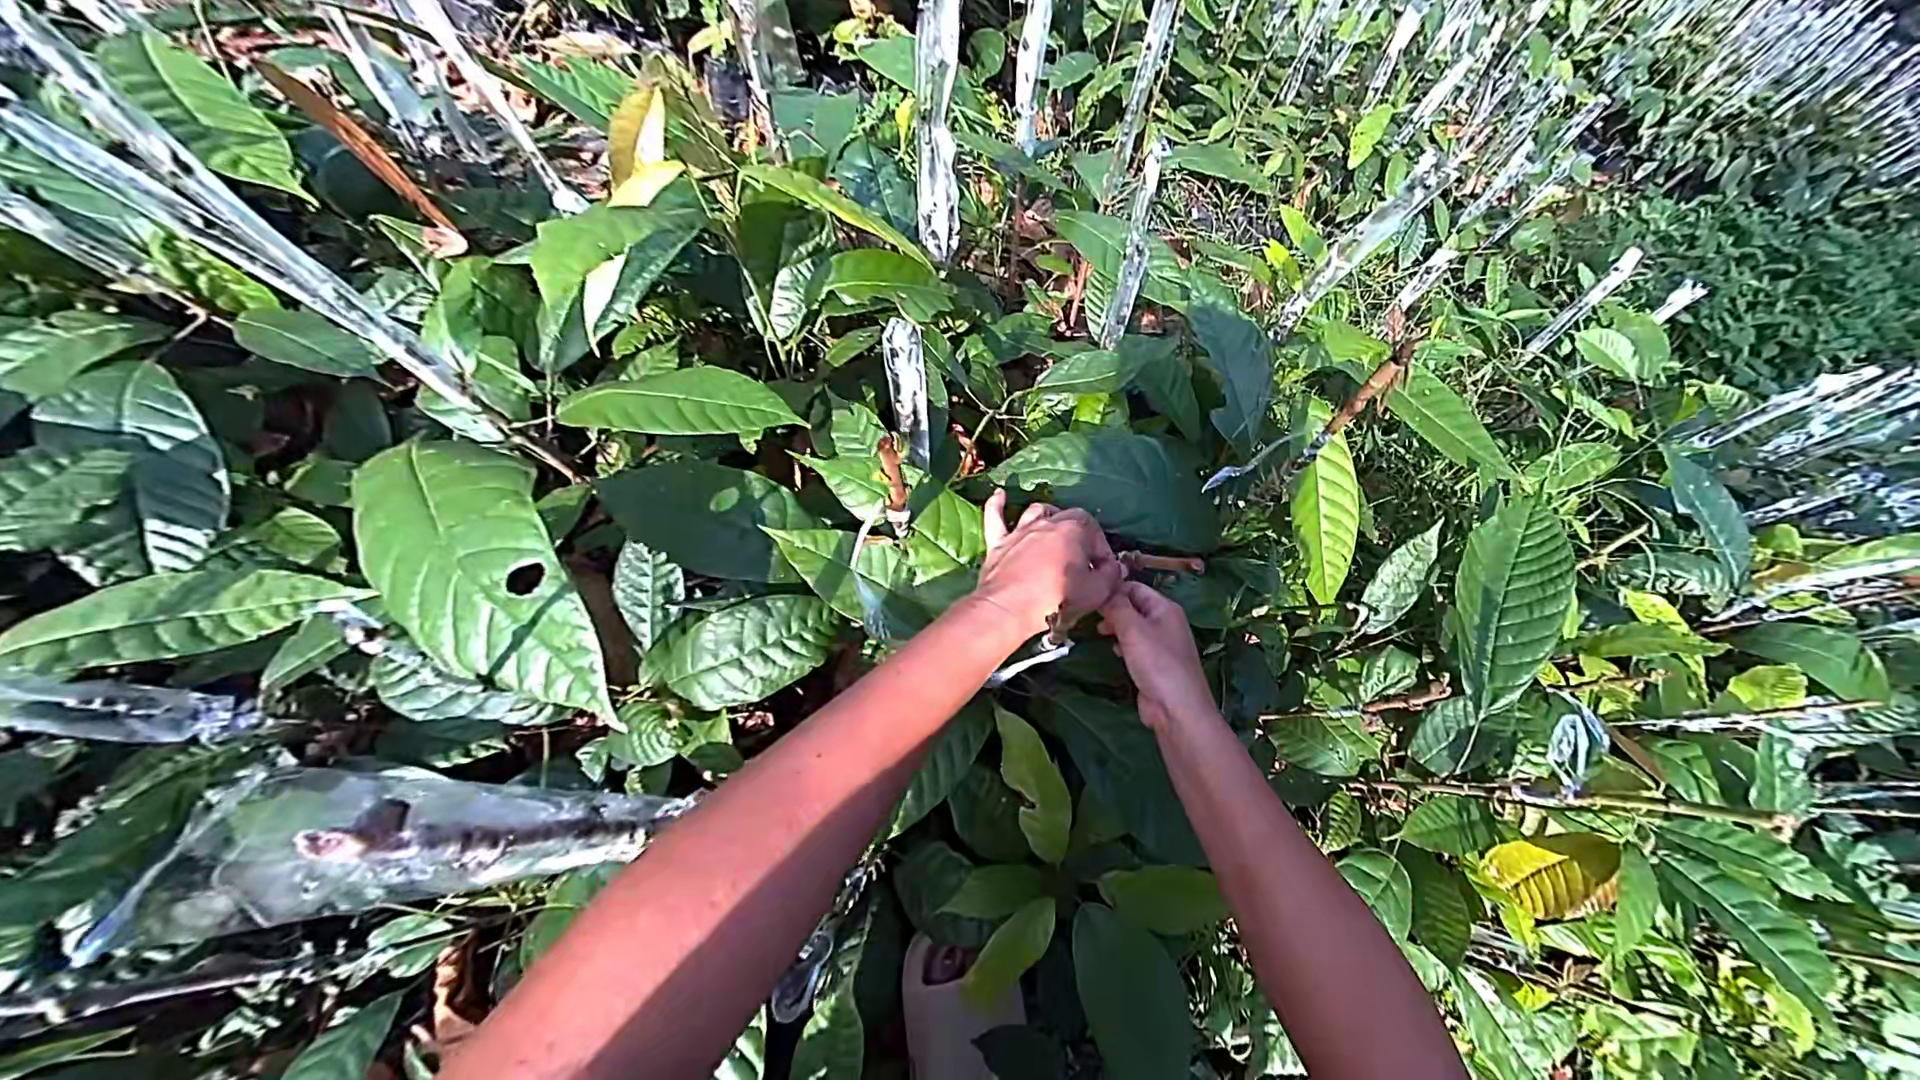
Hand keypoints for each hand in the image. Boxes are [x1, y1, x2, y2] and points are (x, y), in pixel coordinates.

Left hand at [972, 489, 1124, 637]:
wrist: (1009, 608)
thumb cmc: (1057, 598)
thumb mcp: (1096, 592)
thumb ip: (1111, 576)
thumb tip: (1116, 567)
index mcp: (1074, 528)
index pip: (1096, 532)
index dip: (1102, 552)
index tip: (1103, 571)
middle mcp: (1047, 522)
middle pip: (1069, 518)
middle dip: (1079, 534)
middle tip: (1083, 559)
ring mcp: (1020, 530)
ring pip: (1036, 511)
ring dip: (1047, 516)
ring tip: (1054, 528)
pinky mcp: (998, 542)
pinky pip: (995, 517)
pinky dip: (997, 505)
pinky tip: (1000, 495)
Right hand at [1098, 581, 1216, 731]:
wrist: (1176, 708)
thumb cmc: (1156, 662)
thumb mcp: (1133, 628)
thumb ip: (1117, 607)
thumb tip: (1104, 594)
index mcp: (1165, 608)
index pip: (1135, 587)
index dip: (1113, 590)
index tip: (1090, 598)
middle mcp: (1165, 622)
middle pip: (1133, 606)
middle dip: (1112, 610)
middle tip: (1093, 618)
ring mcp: (1161, 643)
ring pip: (1132, 626)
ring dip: (1115, 628)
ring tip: (1100, 634)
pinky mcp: (1154, 662)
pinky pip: (1134, 645)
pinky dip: (1122, 644)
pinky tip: (1115, 652)